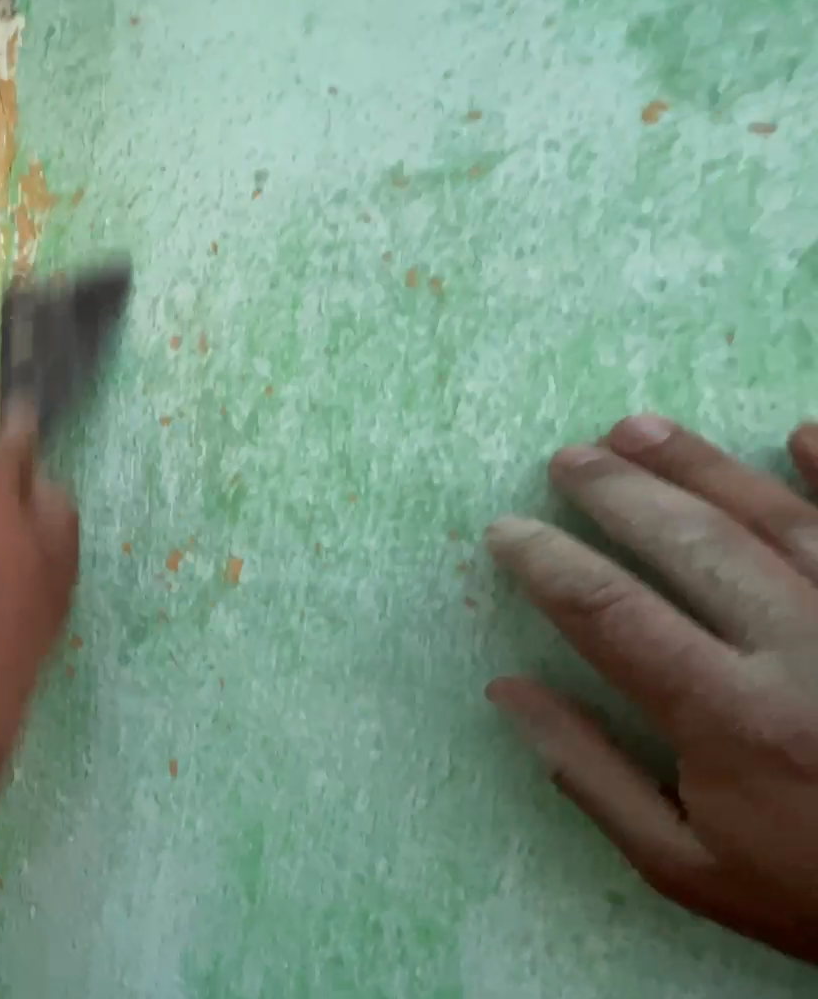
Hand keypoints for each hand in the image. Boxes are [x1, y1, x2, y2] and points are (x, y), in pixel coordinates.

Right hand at [485, 415, 817, 962]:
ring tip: (637, 429)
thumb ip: (590, 775)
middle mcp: (806, 656)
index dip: (545, 561)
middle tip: (567, 458)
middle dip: (617, 493)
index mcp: (732, 717)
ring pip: (781, 521)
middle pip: (690, 545)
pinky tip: (802, 433)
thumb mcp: (688, 864)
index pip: (607, 610)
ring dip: (702, 468)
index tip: (506, 531)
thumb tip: (506, 691)